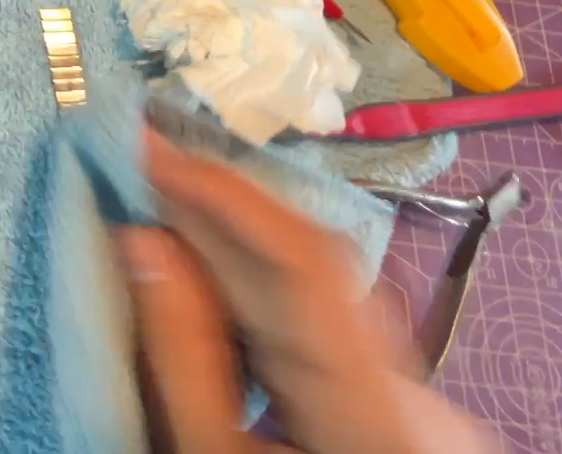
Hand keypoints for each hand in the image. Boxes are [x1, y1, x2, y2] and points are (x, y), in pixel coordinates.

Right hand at [119, 128, 496, 453]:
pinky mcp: (402, 396)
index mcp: (371, 419)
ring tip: (162, 194)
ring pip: (320, 278)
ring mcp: (421, 394)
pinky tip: (207, 258)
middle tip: (140, 159)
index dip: (221, 190)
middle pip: (314, 260)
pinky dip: (257, 270)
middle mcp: (417, 394)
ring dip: (234, 229)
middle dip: (219, 199)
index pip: (300, 263)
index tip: (143, 142)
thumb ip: (175, 347)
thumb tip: (140, 234)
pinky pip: (323, 307)